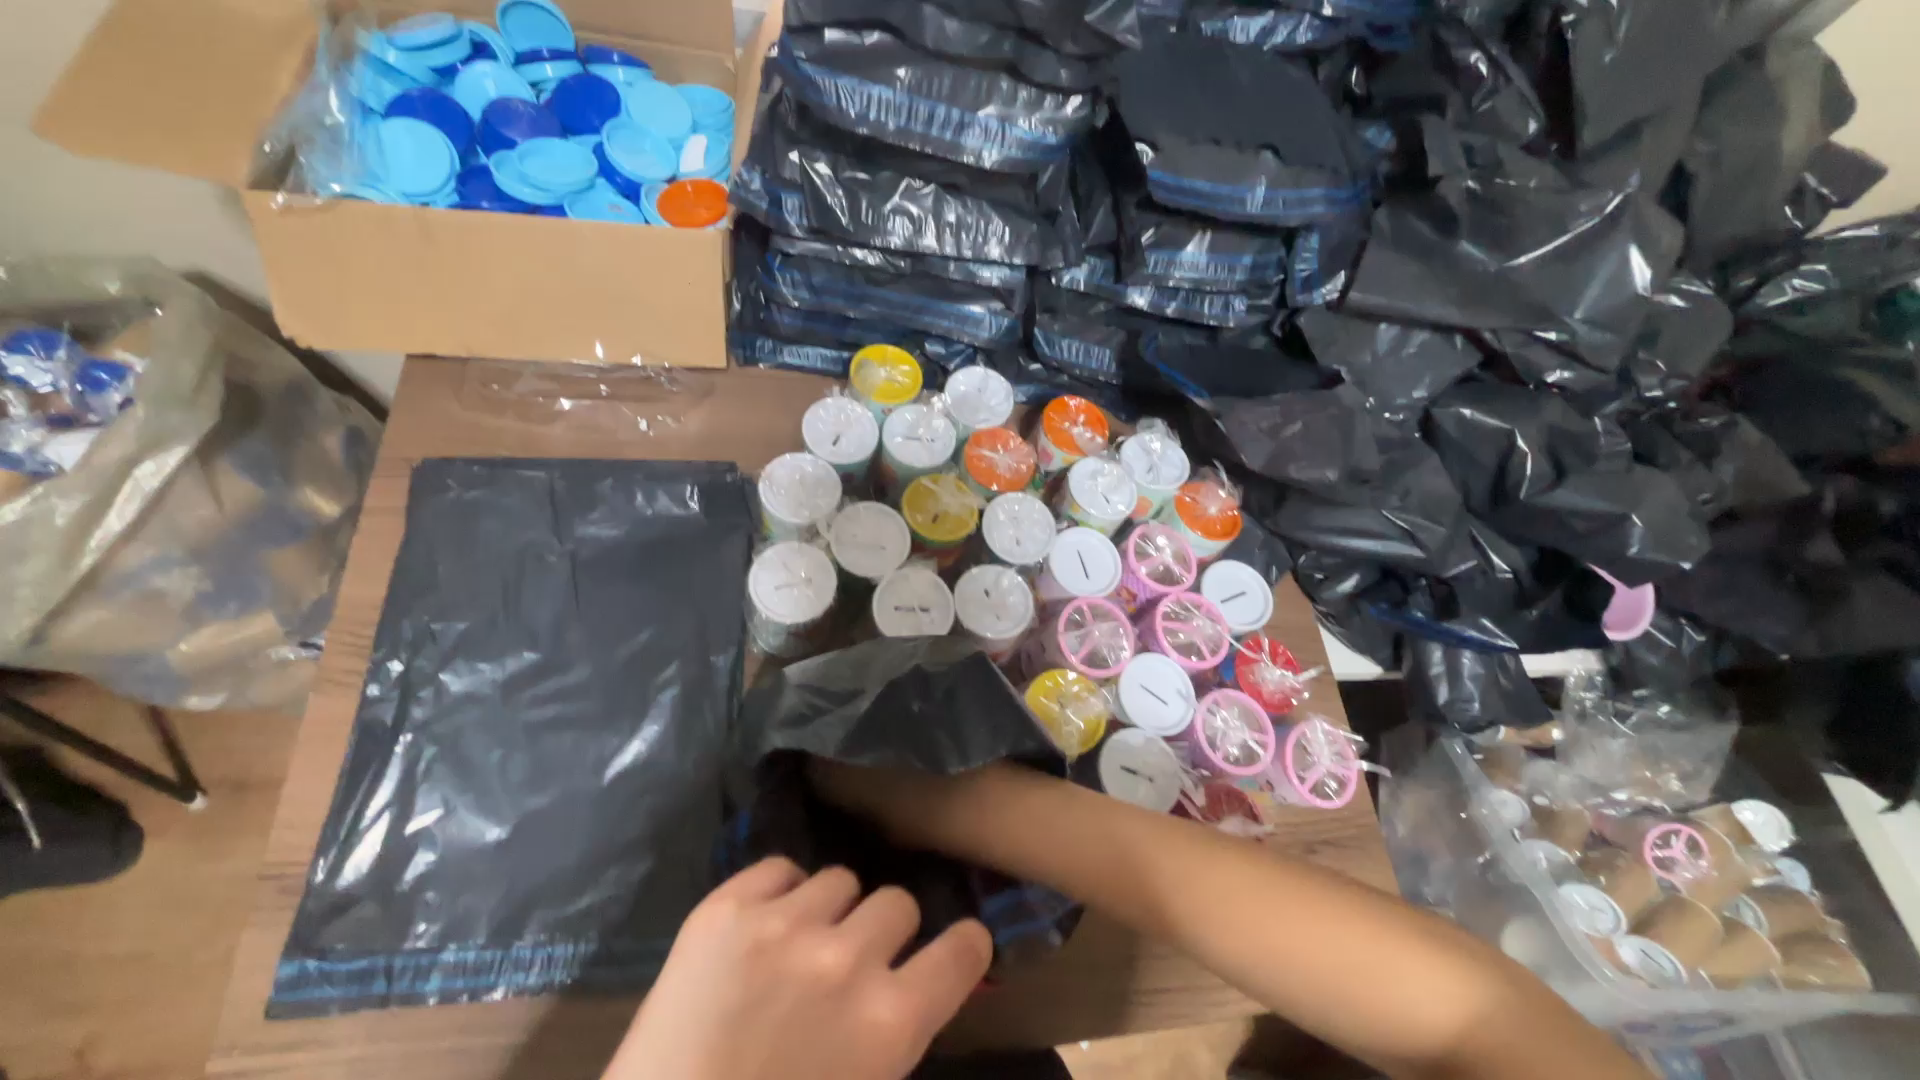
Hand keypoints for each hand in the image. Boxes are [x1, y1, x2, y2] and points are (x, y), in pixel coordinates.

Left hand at [604, 857, 992, 1079]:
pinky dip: (780, 892)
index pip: (963, 951)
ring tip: (799, 945)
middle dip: (884, 932)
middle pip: (898, 902)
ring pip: (840, 879)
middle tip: (854, 963)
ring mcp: (782, 926)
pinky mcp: (725, 909)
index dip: (963, 946)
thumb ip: (896, 1035)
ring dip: (832, 911)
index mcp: (890, 1022)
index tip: (952, 948)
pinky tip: (761, 927)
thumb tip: (913, 990)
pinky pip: (780, 867)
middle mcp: (845, 960)